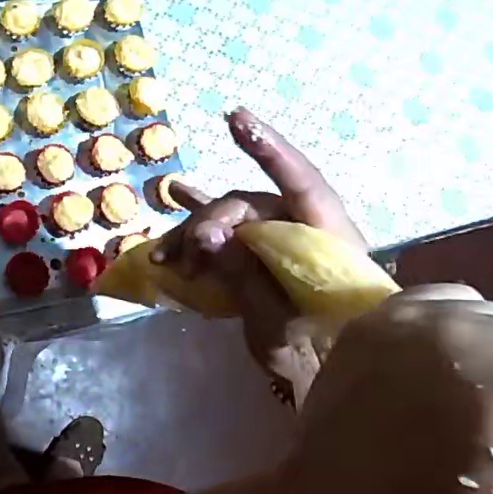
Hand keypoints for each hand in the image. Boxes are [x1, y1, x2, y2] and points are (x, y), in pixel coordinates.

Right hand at [152, 108, 367, 398]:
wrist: (329, 373)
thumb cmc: (319, 350)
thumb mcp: (280, 323)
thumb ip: (246, 277)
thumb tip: (208, 236)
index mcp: (326, 237)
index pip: (300, 181)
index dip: (268, 150)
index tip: (235, 120)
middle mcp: (301, 226)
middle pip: (248, 204)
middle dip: (210, 220)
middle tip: (189, 252)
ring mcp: (278, 237)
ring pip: (228, 216)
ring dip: (192, 231)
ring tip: (163, 256)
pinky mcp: (259, 250)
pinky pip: (224, 228)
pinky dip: (198, 218)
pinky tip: (175, 193)